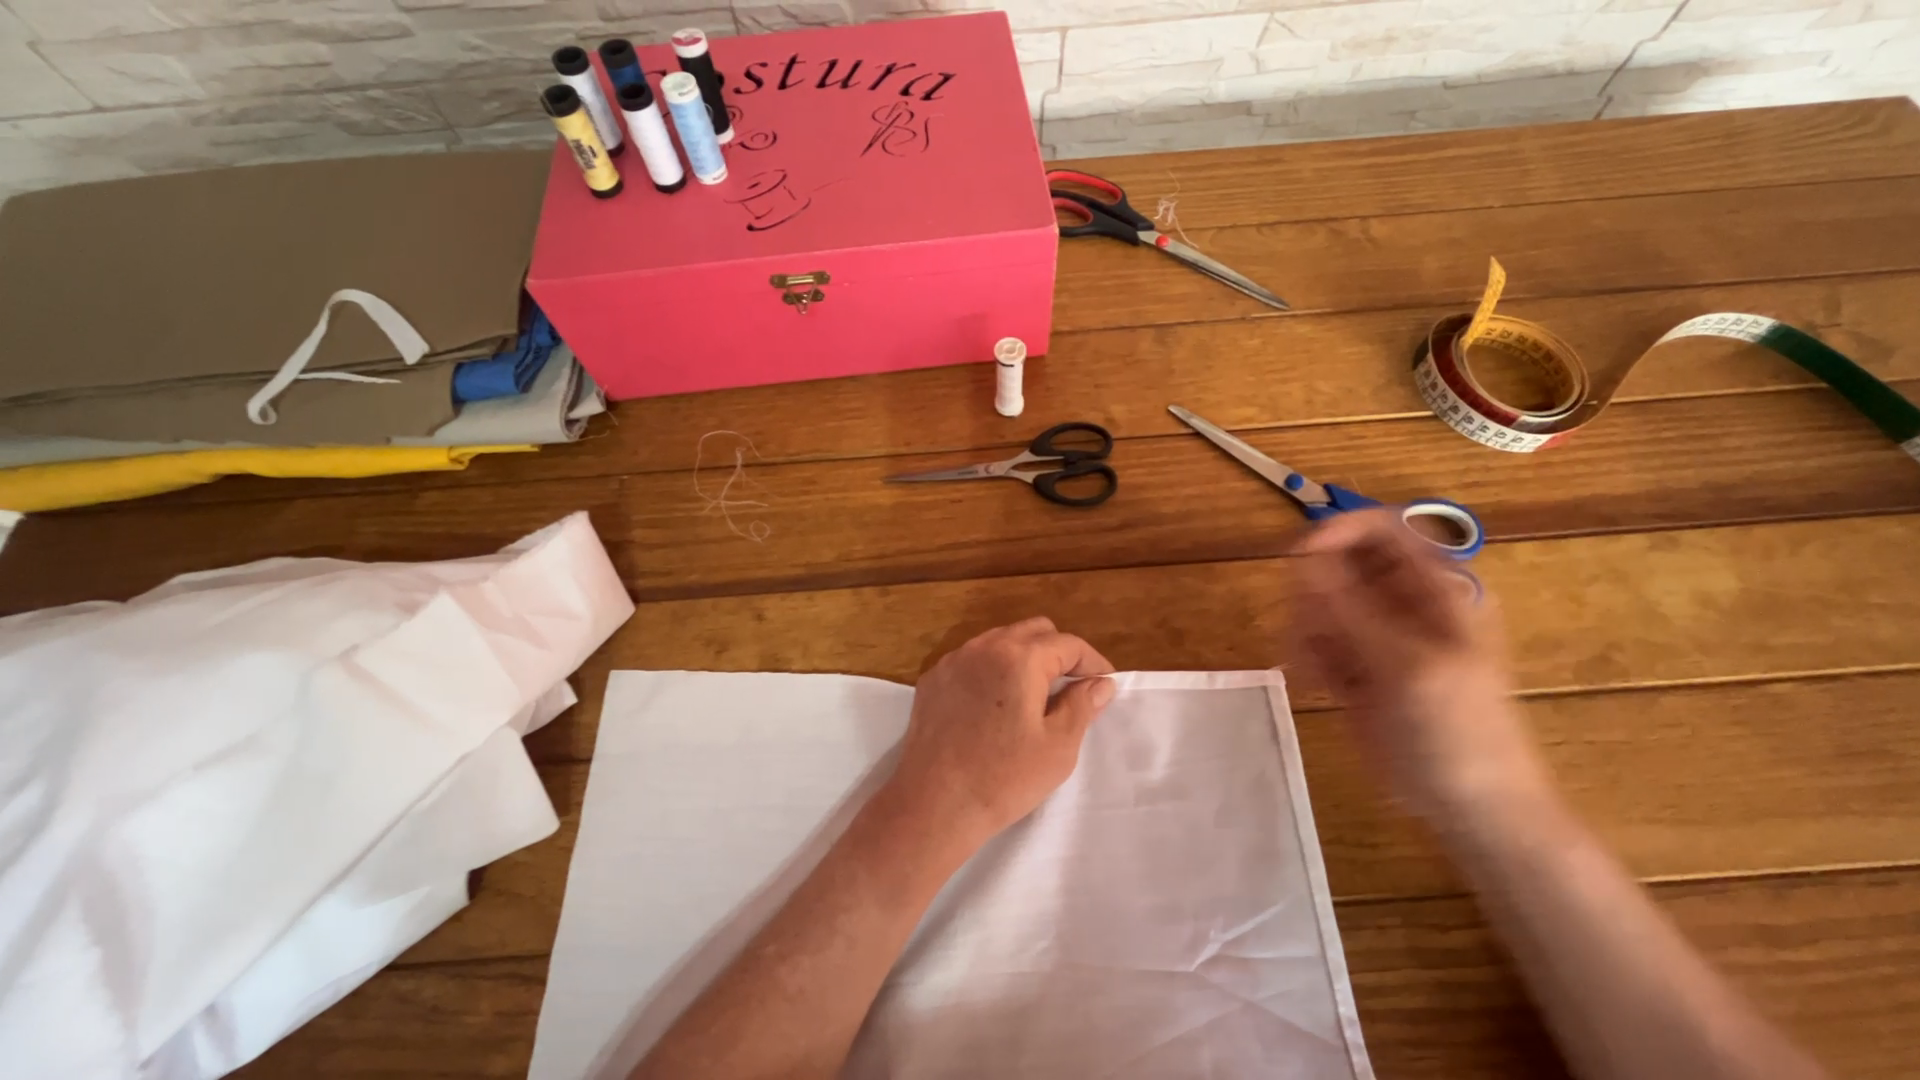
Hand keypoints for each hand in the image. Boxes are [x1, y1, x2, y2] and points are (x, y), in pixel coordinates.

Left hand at [886, 618, 1116, 843]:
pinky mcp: (932, 681)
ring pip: (1000, 641)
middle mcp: (983, 648)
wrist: (934, 804)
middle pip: (1033, 632)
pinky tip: (995, 707)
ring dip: (1024, 658)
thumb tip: (1100, 683)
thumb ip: (1082, 706)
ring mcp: (952, 662)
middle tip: (1072, 688)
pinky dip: (992, 672)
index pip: (1067, 644)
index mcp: (1019, 658)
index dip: (1092, 662)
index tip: (1104, 683)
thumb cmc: (1004, 778)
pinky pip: (971, 662)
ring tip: (1035, 696)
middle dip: (1058, 652)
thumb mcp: (1058, 746)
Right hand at [1292, 511, 1552, 825]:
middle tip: (1308, 630)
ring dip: (1304, 628)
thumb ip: (1353, 609)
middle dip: (1313, 592)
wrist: (1470, 803)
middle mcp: (1403, 601)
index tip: (1298, 558)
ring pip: (1317, 602)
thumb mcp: (1408, 665)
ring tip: (1311, 669)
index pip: (1382, 529)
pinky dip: (1304, 654)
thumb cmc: (1457, 730)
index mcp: (1437, 587)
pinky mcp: (1353, 666)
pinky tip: (1312, 683)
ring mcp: (1376, 634)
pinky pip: (1314, 639)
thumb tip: (1305, 558)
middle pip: (1338, 563)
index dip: (1338, 532)